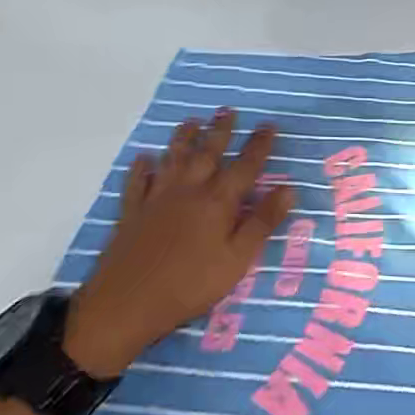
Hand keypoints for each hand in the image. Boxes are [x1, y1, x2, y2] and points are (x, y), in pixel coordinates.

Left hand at [65, 109, 293, 376]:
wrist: (127, 303)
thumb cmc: (191, 285)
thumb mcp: (238, 259)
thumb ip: (262, 223)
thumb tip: (288, 189)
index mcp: (217, 202)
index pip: (245, 166)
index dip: (258, 145)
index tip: (269, 125)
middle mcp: (188, 191)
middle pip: (207, 154)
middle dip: (220, 131)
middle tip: (228, 110)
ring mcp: (156, 200)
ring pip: (172, 160)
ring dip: (184, 138)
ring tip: (192, 120)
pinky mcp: (132, 213)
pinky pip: (137, 182)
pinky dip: (142, 167)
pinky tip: (145, 158)